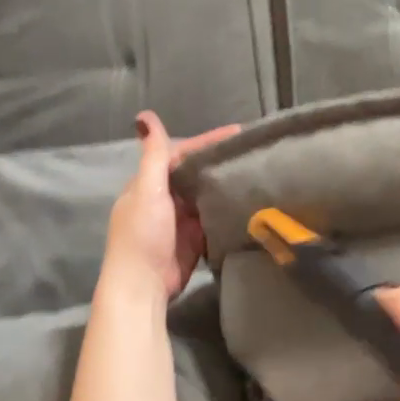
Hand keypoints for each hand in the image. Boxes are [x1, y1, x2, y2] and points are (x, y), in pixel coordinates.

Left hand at [104, 111, 239, 300]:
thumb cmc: (143, 235)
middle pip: (195, 174)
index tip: (236, 133)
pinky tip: (248, 202)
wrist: (143, 285)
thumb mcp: (148, 190)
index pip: (180, 154)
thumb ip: (154, 156)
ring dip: (225, 185)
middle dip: (219, 162)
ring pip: (206, 195)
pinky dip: (227, 210)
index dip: (206, 142)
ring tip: (256, 172)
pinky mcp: (195, 240)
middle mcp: (165, 199)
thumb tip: (145, 115)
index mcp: (149, 183)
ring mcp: (181, 221)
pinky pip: (213, 219)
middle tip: (252, 152)